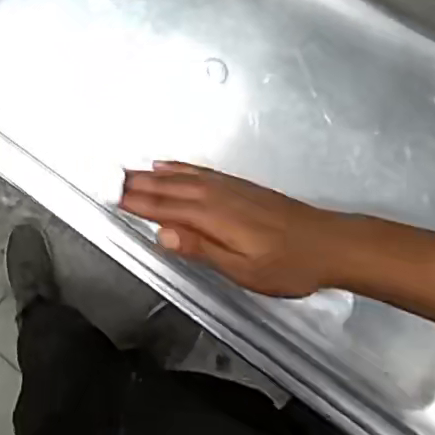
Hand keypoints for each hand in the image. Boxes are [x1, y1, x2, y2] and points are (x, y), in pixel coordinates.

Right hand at [119, 161, 347, 298]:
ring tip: (126, 171)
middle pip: (167, 188)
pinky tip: (167, 166)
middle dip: (136, 184)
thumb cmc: (285, 265)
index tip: (108, 194)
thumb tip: (159, 232)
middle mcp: (214, 195)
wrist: (327, 243)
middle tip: (106, 177)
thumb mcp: (242, 268)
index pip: (164, 208)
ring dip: (151, 174)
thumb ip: (200, 248)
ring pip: (180, 177)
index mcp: (211, 216)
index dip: (135, 202)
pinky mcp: (237, 185)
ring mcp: (226, 187)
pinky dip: (178, 167)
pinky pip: (198, 171)